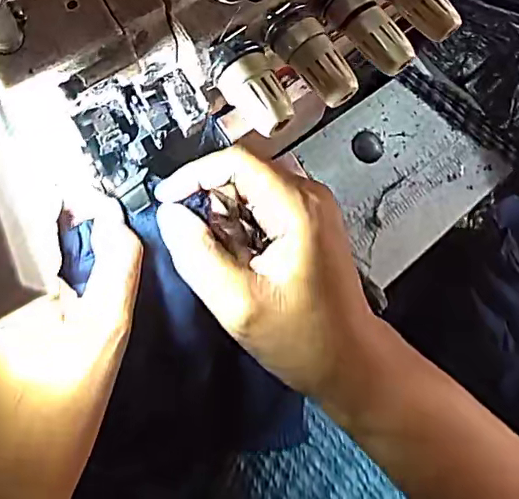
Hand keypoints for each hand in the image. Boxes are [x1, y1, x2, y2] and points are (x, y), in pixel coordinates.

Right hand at [154, 145, 384, 402]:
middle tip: (206, 246)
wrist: (349, 359)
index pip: (237, 160)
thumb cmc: (308, 339)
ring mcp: (310, 204)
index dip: (195, 174)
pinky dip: (243, 225)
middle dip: (213, 203)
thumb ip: (198, 255)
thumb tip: (172, 216)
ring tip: (233, 262)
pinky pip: (262, 203)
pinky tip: (247, 261)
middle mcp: (309, 195)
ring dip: (227, 217)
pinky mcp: (307, 217)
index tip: (169, 197)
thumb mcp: (238, 304)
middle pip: (242, 171)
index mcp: (297, 206)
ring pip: (250, 186)